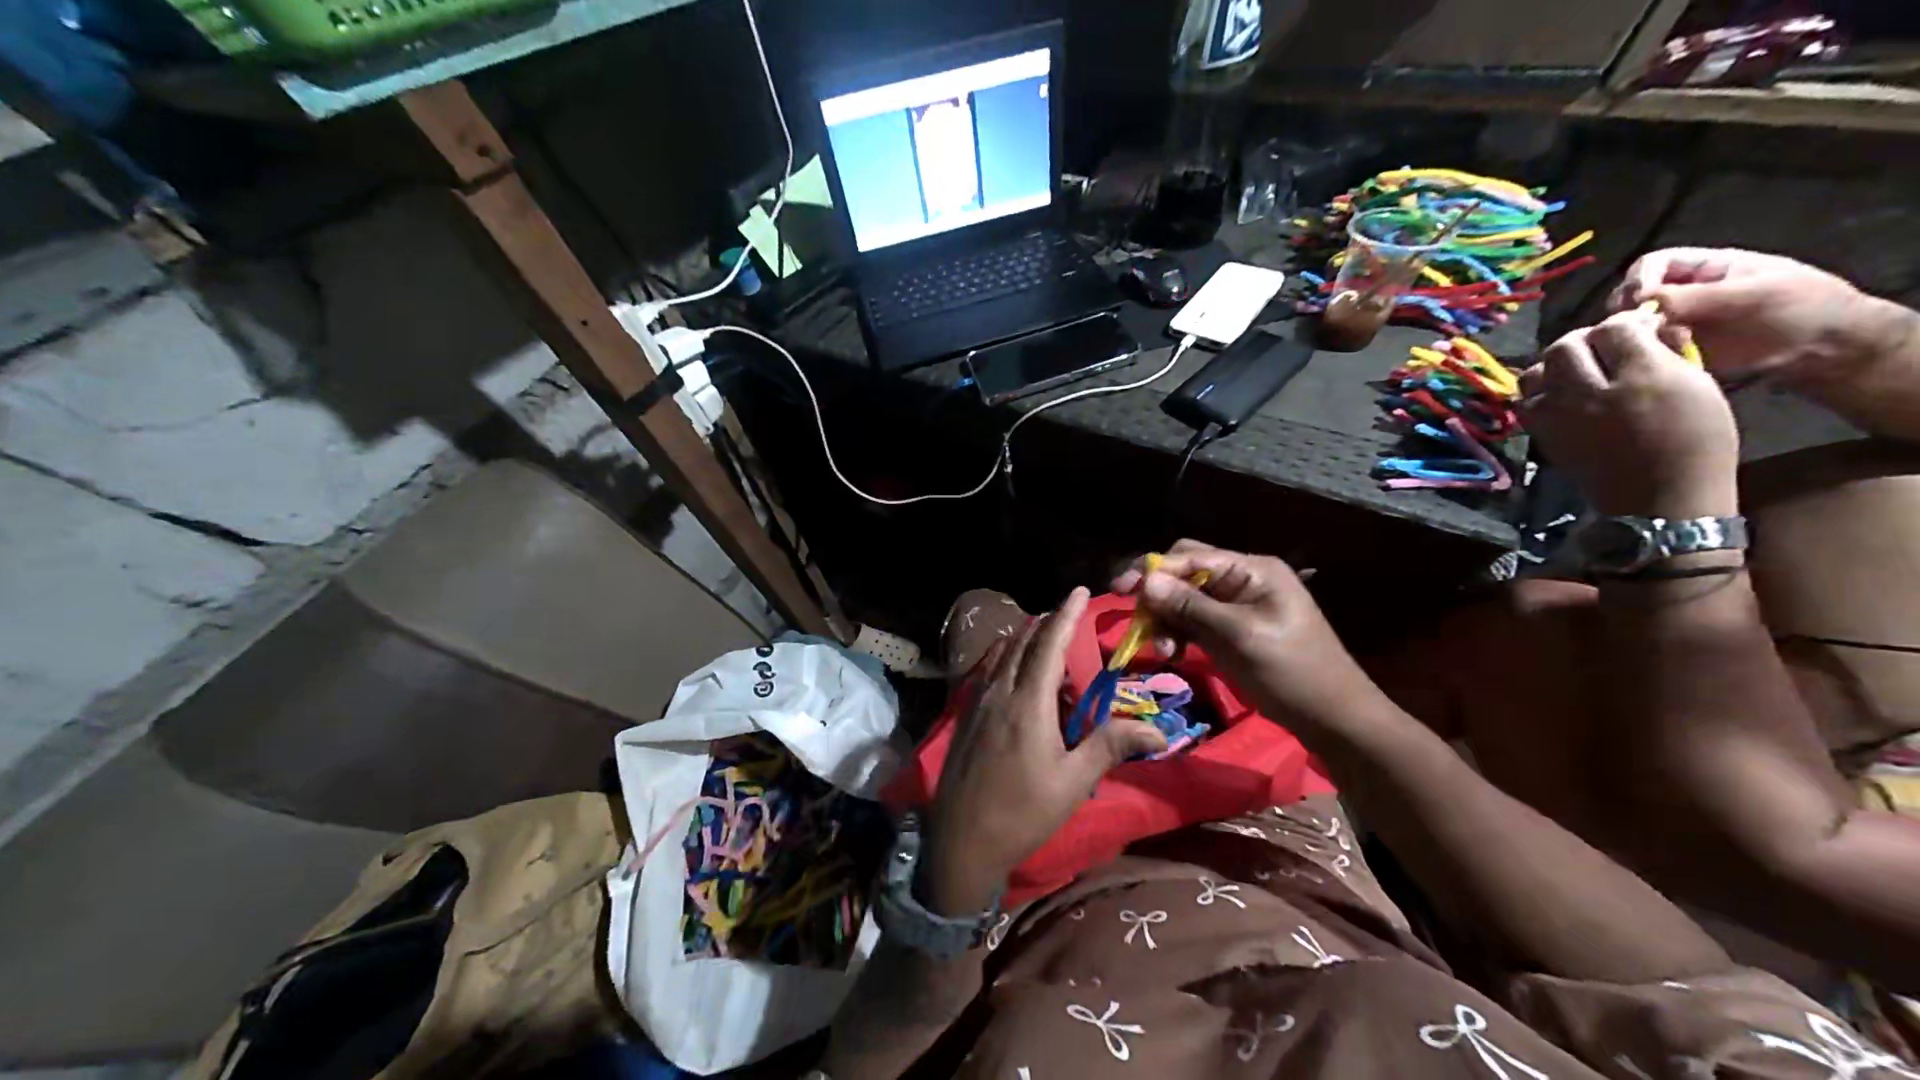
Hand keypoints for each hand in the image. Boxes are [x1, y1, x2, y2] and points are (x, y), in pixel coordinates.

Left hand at [922, 587, 1164, 915]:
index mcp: (1028, 703)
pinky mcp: (965, 718)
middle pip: (1021, 643)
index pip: (1049, 645)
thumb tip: (1158, 732)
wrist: (961, 840)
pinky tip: (1010, 668)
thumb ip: (1109, 746)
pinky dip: (1004, 657)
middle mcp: (999, 693)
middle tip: (1066, 614)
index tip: (1079, 590)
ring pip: (1001, 656)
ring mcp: (976, 704)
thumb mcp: (1072, 782)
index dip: (1065, 615)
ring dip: (1023, 638)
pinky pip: (987, 672)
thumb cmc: (1022, 812)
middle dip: (1045, 623)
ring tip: (1042, 635)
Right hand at [1111, 542, 1382, 733]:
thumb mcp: (1239, 636)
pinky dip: (1176, 634)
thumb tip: (1146, 581)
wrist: (1331, 717)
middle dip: (1156, 594)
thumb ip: (1191, 606)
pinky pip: (1190, 622)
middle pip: (1183, 573)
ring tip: (1162, 649)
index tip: (1119, 590)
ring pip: (1182, 600)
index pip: (1190, 556)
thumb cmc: (1292, 670)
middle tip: (1133, 616)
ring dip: (1164, 619)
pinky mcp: (1227, 631)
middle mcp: (1239, 580)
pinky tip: (1172, 653)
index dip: (1153, 570)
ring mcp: (1233, 606)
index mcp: (1251, 570)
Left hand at [1520, 309, 1739, 518]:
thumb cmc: (1695, 441)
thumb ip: (1670, 352)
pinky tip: (1563, 395)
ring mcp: (1556, 414)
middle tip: (1604, 349)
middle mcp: (1588, 392)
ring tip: (1579, 372)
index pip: (1614, 329)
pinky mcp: (1541, 433)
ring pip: (1535, 371)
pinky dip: (1540, 392)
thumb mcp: (1700, 386)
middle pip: (1563, 346)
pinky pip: (1526, 400)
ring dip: (1554, 366)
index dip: (1625, 324)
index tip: (1638, 329)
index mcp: (1641, 376)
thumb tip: (1650, 327)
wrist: (1659, 497)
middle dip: (1584, 340)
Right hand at [1609, 247, 1915, 388]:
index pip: (1651, 264)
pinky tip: (1659, 358)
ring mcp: (1674, 322)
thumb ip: (1694, 295)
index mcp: (1701, 269)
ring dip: (1633, 334)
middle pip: (1630, 295)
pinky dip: (1641, 353)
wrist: (1823, 348)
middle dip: (1626, 310)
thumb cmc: (1800, 307)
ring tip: (1651, 344)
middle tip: (1634, 327)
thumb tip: (1638, 301)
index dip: (1638, 279)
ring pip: (1630, 324)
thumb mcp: (1751, 294)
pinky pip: (1642, 348)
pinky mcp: (1672, 348)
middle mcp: (1680, 293)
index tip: (1638, 301)